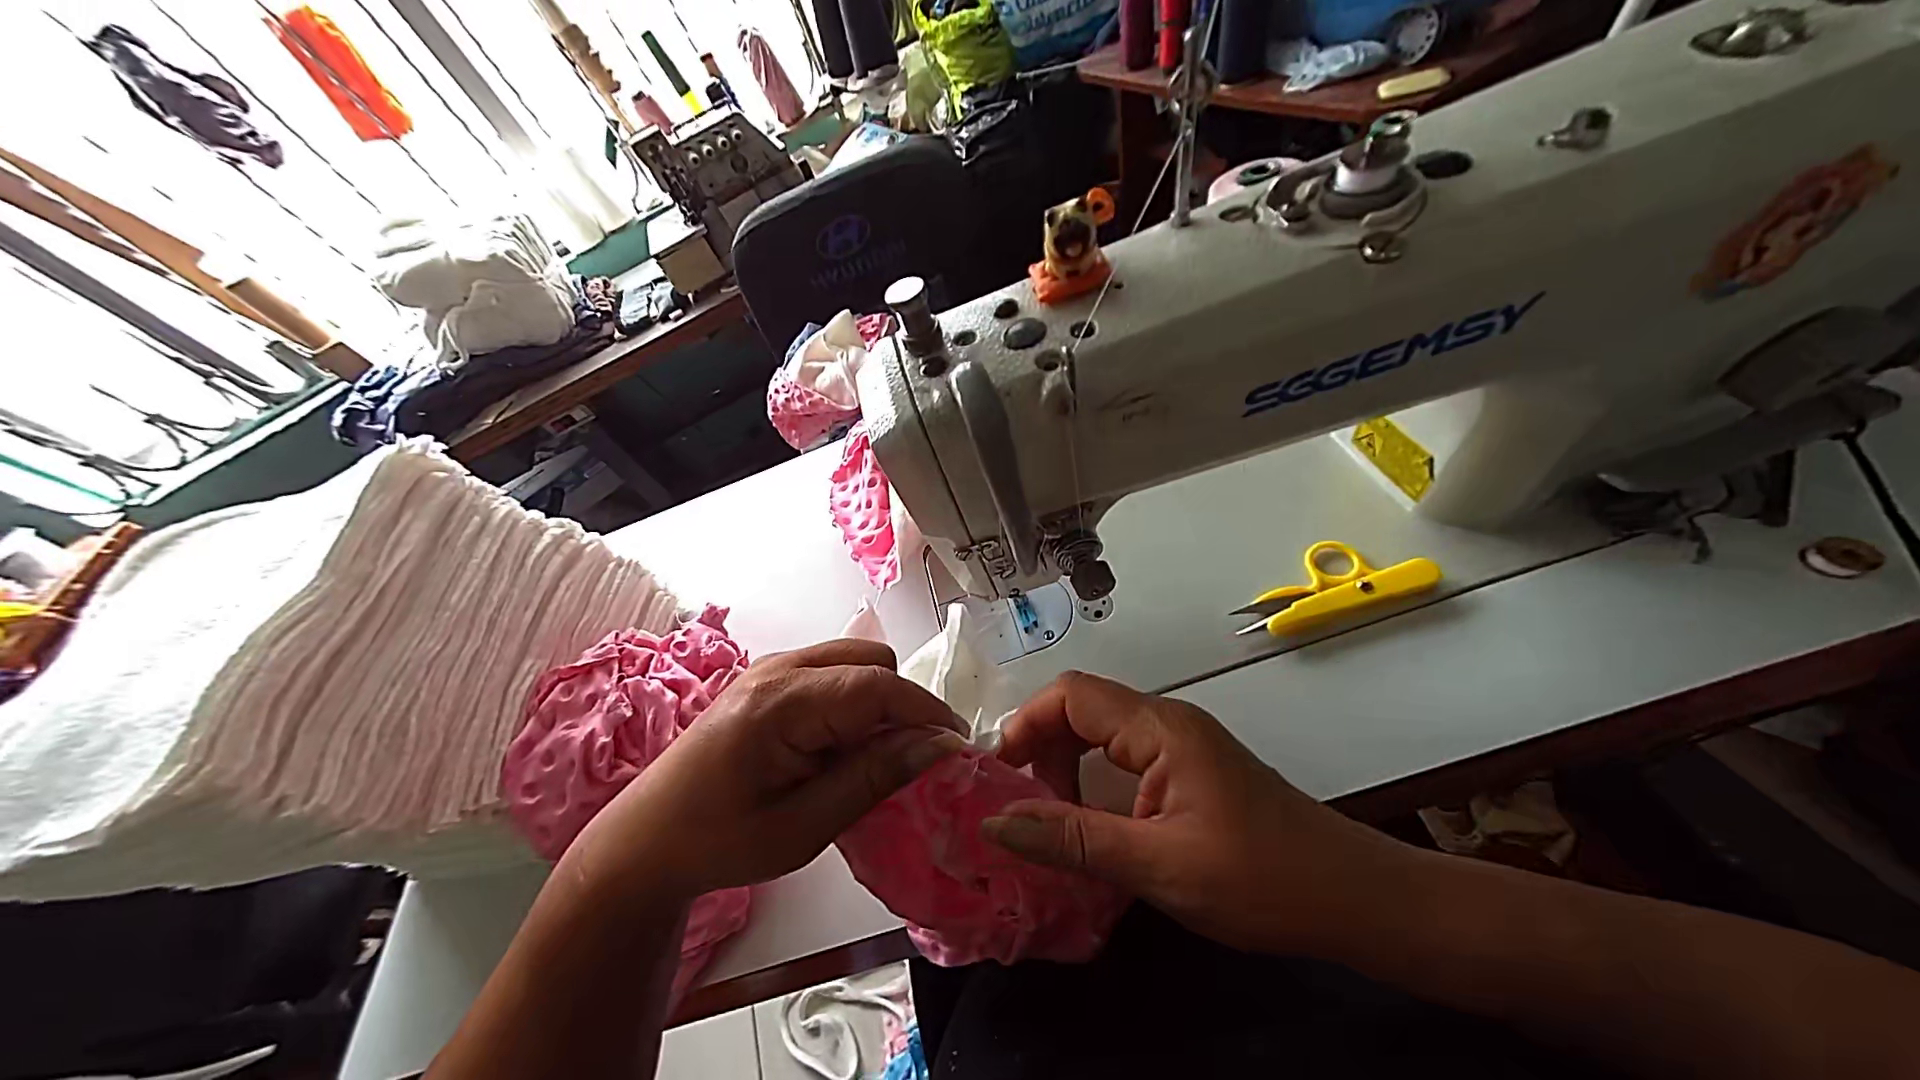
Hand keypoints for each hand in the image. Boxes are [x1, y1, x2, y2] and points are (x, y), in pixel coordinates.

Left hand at [569, 639, 967, 898]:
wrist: (647, 839)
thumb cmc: (718, 841)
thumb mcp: (803, 826)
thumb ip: (873, 778)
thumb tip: (937, 745)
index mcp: (781, 702)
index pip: (878, 686)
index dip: (926, 712)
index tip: (957, 749)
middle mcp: (778, 668)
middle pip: (872, 660)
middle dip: (902, 705)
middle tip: (907, 760)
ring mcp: (772, 667)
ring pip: (857, 660)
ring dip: (880, 701)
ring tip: (874, 755)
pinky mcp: (770, 678)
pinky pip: (834, 671)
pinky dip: (856, 700)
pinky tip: (842, 745)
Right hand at [985, 671, 1414, 956]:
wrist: (1354, 899)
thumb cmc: (1263, 880)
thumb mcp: (1158, 865)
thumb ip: (1073, 840)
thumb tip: (998, 823)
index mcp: (1160, 729)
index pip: (1071, 696)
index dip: (1026, 725)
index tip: (998, 775)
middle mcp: (1166, 722)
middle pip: (1081, 708)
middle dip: (1041, 749)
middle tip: (1021, 806)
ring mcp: (1180, 744)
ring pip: (1100, 733)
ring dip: (1065, 767)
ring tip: (1049, 820)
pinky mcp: (1188, 768)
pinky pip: (1122, 757)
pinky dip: (1092, 781)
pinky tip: (1088, 824)